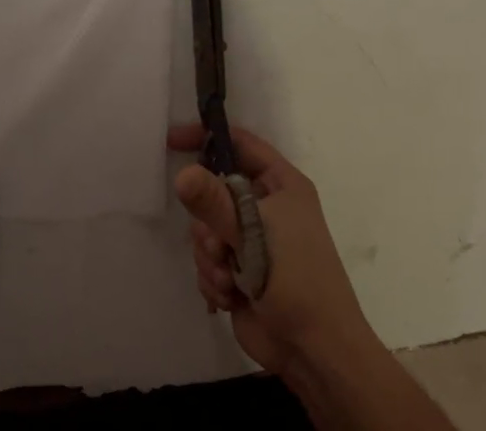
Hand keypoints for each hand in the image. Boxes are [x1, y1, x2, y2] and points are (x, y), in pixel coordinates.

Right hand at [168, 123, 374, 375]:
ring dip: (211, 258)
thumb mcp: (253, 235)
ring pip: (207, 232)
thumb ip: (214, 203)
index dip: (207, 138)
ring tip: (230, 279)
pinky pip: (209, 263)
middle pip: (214, 193)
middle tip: (218, 246)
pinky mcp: (241, 272)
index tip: (171, 141)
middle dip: (208, 225)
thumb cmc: (296, 278)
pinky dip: (213, 280)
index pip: (241, 144)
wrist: (314, 348)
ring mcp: (253, 241)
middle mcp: (266, 207)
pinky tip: (229, 298)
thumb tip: (181, 173)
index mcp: (282, 184)